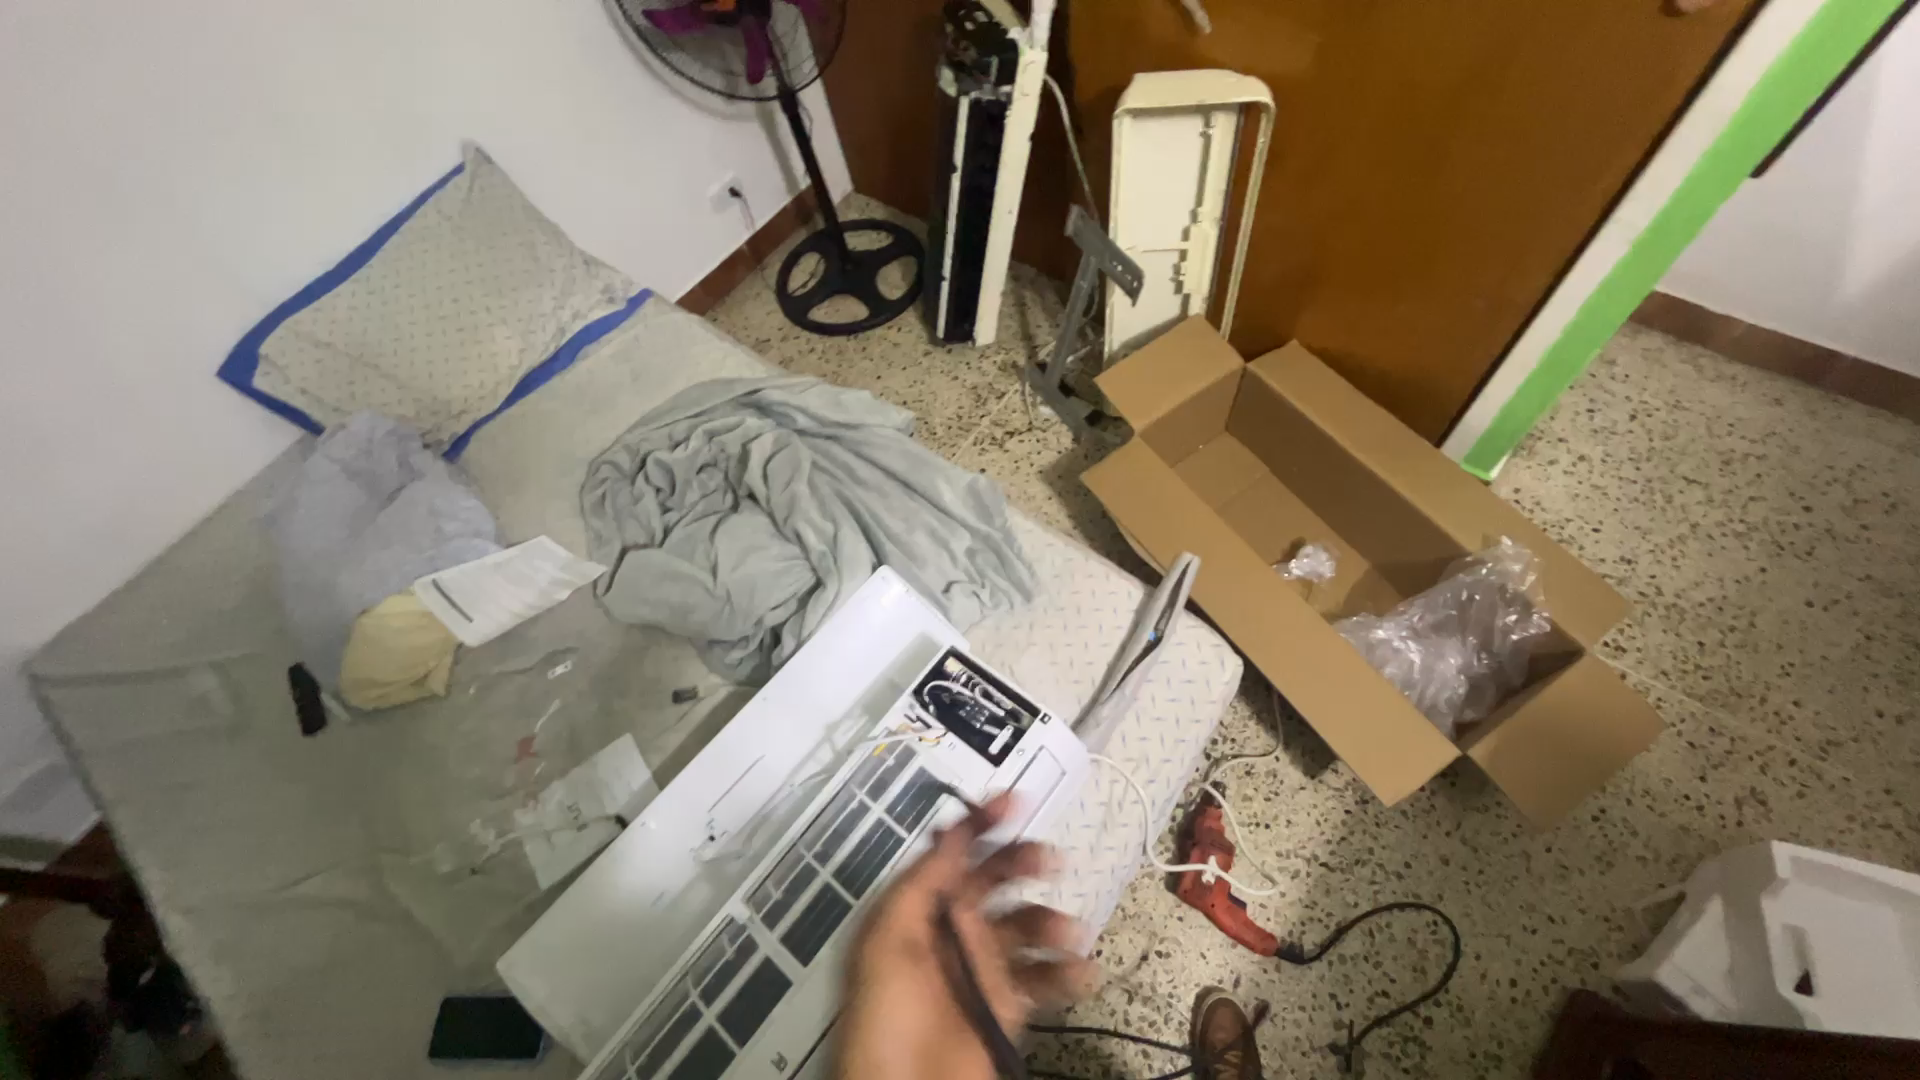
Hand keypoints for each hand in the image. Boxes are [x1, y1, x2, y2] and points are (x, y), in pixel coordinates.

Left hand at [836, 793, 1094, 1079]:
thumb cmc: (885, 1011)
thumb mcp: (888, 937)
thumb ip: (921, 880)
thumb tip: (950, 830)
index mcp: (922, 905)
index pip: (955, 851)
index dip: (983, 822)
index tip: (1016, 800)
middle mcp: (955, 925)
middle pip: (996, 880)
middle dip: (1023, 862)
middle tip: (1048, 860)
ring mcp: (984, 963)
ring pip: (1025, 924)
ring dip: (1050, 920)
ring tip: (1066, 932)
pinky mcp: (1009, 1003)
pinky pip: (1043, 977)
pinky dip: (1067, 970)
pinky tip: (1080, 969)